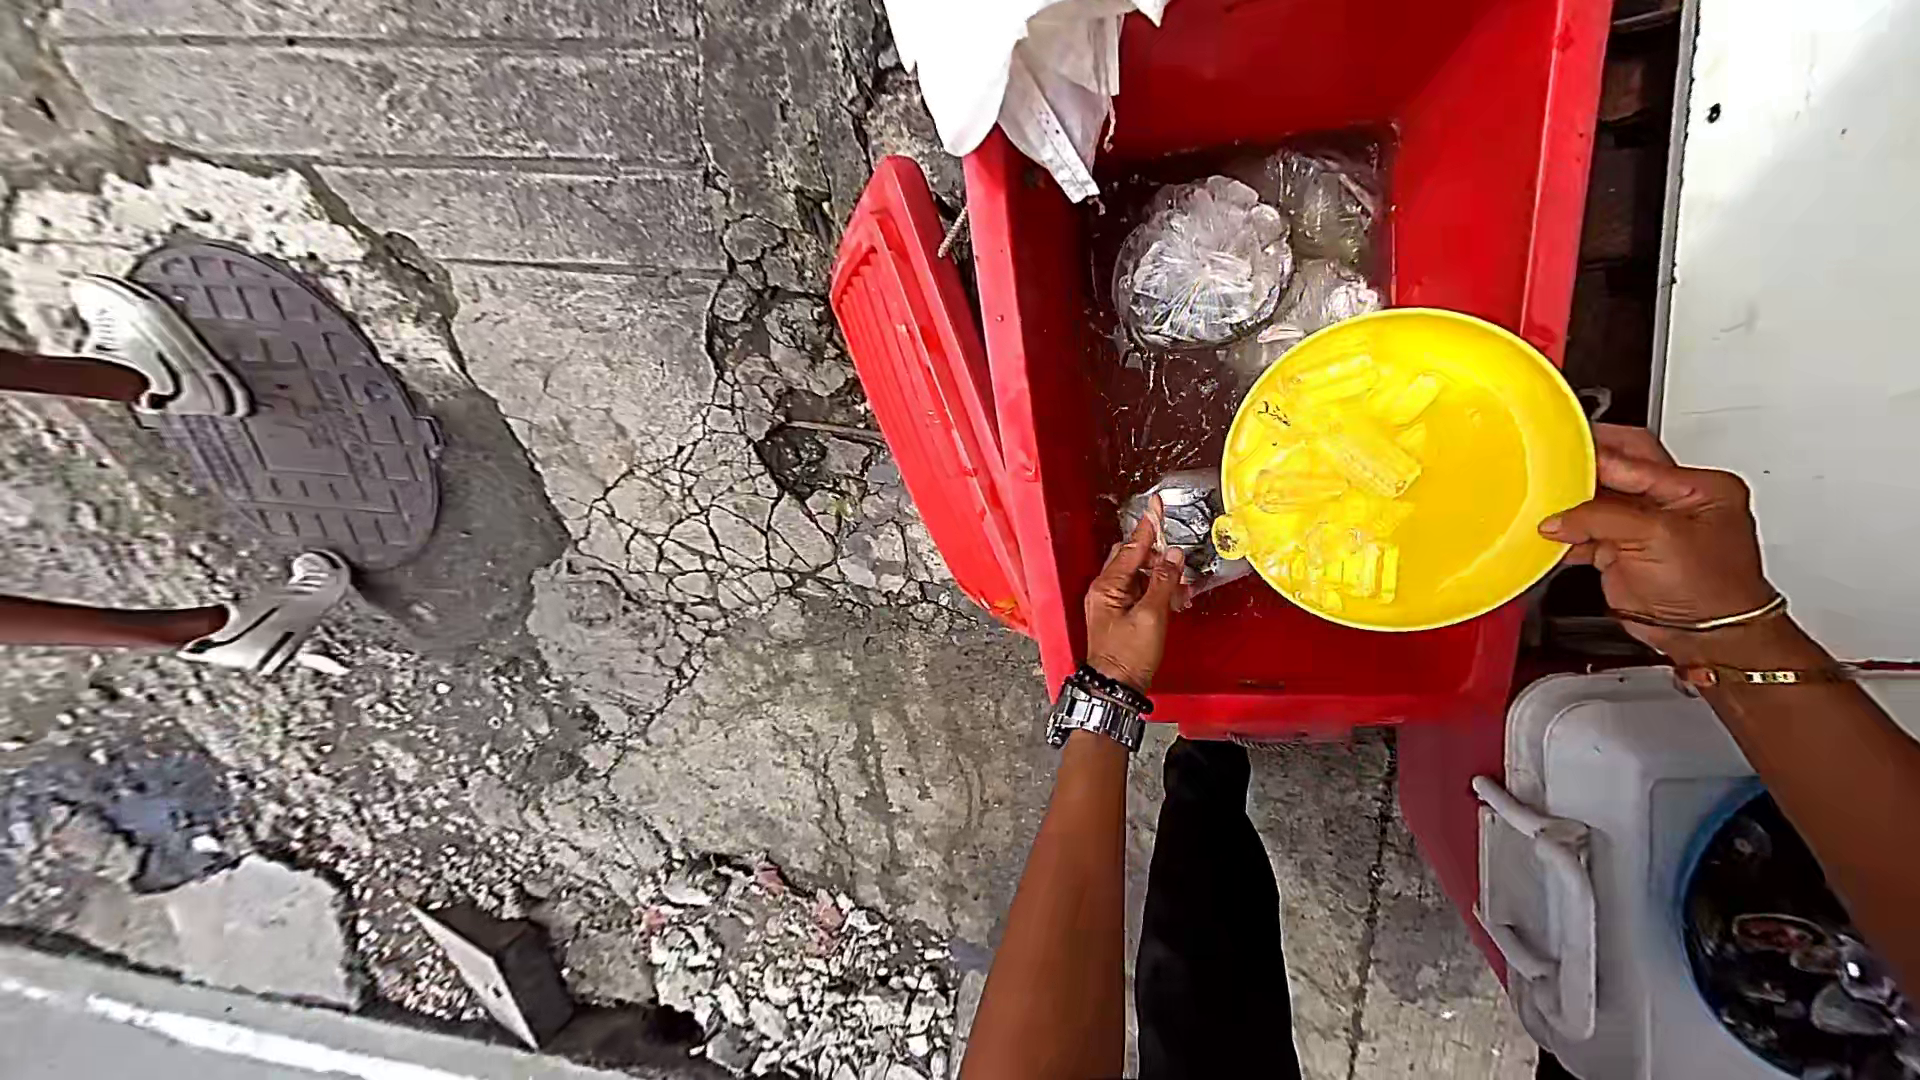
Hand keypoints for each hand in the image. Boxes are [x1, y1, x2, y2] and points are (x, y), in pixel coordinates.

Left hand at [1084, 496, 1185, 692]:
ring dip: (1160, 575)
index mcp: (1107, 585)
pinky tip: (1173, 597)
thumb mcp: (1151, 616)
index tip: (1157, 505)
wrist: (1115, 686)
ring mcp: (1110, 601)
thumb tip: (1173, 556)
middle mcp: (1104, 589)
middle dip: (1157, 554)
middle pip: (1133, 557)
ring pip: (1137, 574)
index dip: (1148, 526)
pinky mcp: (1118, 613)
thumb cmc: (1127, 655)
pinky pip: (1138, 591)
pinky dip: (1156, 590)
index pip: (1132, 546)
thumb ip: (1164, 583)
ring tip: (1180, 584)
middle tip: (1178, 556)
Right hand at [1538, 425, 1778, 660]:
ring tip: (1537, 495)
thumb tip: (1557, 517)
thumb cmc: (1709, 587)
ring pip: (1591, 498)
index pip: (1633, 456)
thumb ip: (1601, 517)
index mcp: (1696, 487)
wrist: (1703, 632)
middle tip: (1544, 458)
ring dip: (1564, 500)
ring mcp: (1641, 524)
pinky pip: (1578, 528)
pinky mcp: (1617, 546)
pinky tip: (1544, 530)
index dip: (1591, 454)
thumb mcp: (1657, 536)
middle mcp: (1669, 500)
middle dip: (1578, 464)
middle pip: (1612, 469)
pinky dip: (1559, 530)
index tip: (1554, 450)